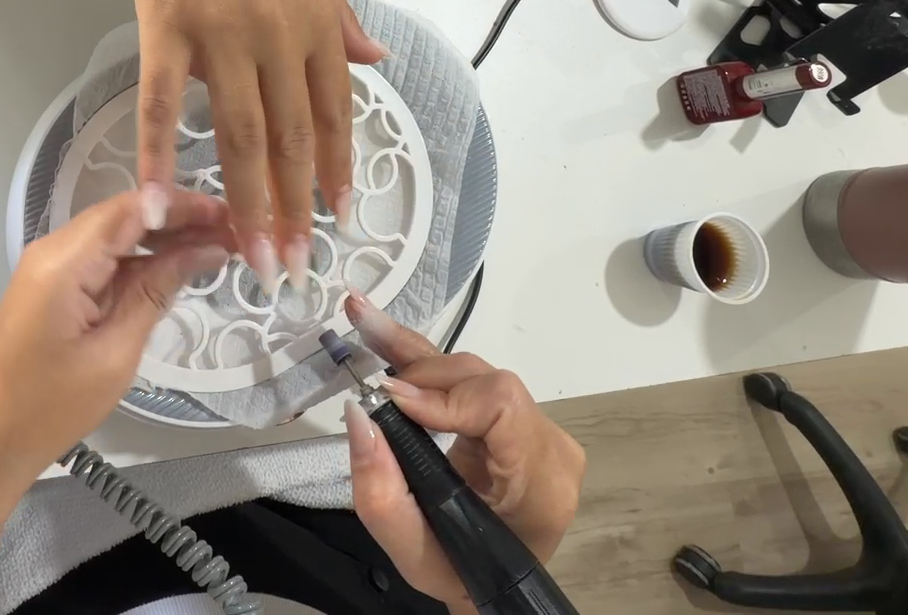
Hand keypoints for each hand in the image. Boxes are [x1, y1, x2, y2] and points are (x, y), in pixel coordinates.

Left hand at [0, 189, 232, 495]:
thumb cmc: (51, 408)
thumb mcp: (116, 352)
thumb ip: (157, 292)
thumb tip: (205, 251)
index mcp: (62, 261)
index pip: (130, 210)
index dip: (181, 206)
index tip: (229, 214)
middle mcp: (52, 249)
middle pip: (124, 216)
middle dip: (179, 220)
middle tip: (233, 232)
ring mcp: (49, 264)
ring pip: (115, 234)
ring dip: (163, 239)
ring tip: (216, 247)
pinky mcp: (53, 282)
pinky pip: (102, 257)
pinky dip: (140, 259)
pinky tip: (175, 266)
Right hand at [110, 0, 385, 295]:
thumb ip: (341, 19)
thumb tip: (379, 58)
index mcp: (317, 22)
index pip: (332, 114)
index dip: (334, 171)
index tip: (336, 220)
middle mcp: (279, 36)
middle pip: (289, 139)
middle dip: (294, 210)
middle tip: (293, 267)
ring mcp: (221, 34)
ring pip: (239, 134)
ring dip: (247, 203)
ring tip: (252, 257)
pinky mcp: (167, 27)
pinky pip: (164, 102)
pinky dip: (161, 152)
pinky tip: (159, 199)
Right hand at [343, 293, 584, 610]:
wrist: (492, 586)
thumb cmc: (458, 573)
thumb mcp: (413, 554)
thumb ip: (382, 494)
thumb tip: (358, 414)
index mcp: (540, 484)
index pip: (500, 404)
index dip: (443, 394)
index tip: (390, 399)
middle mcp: (548, 445)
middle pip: (483, 379)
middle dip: (420, 376)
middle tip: (369, 385)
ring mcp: (534, 425)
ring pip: (470, 369)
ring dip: (412, 355)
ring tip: (360, 321)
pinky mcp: (510, 413)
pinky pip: (464, 374)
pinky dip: (418, 353)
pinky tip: (378, 324)